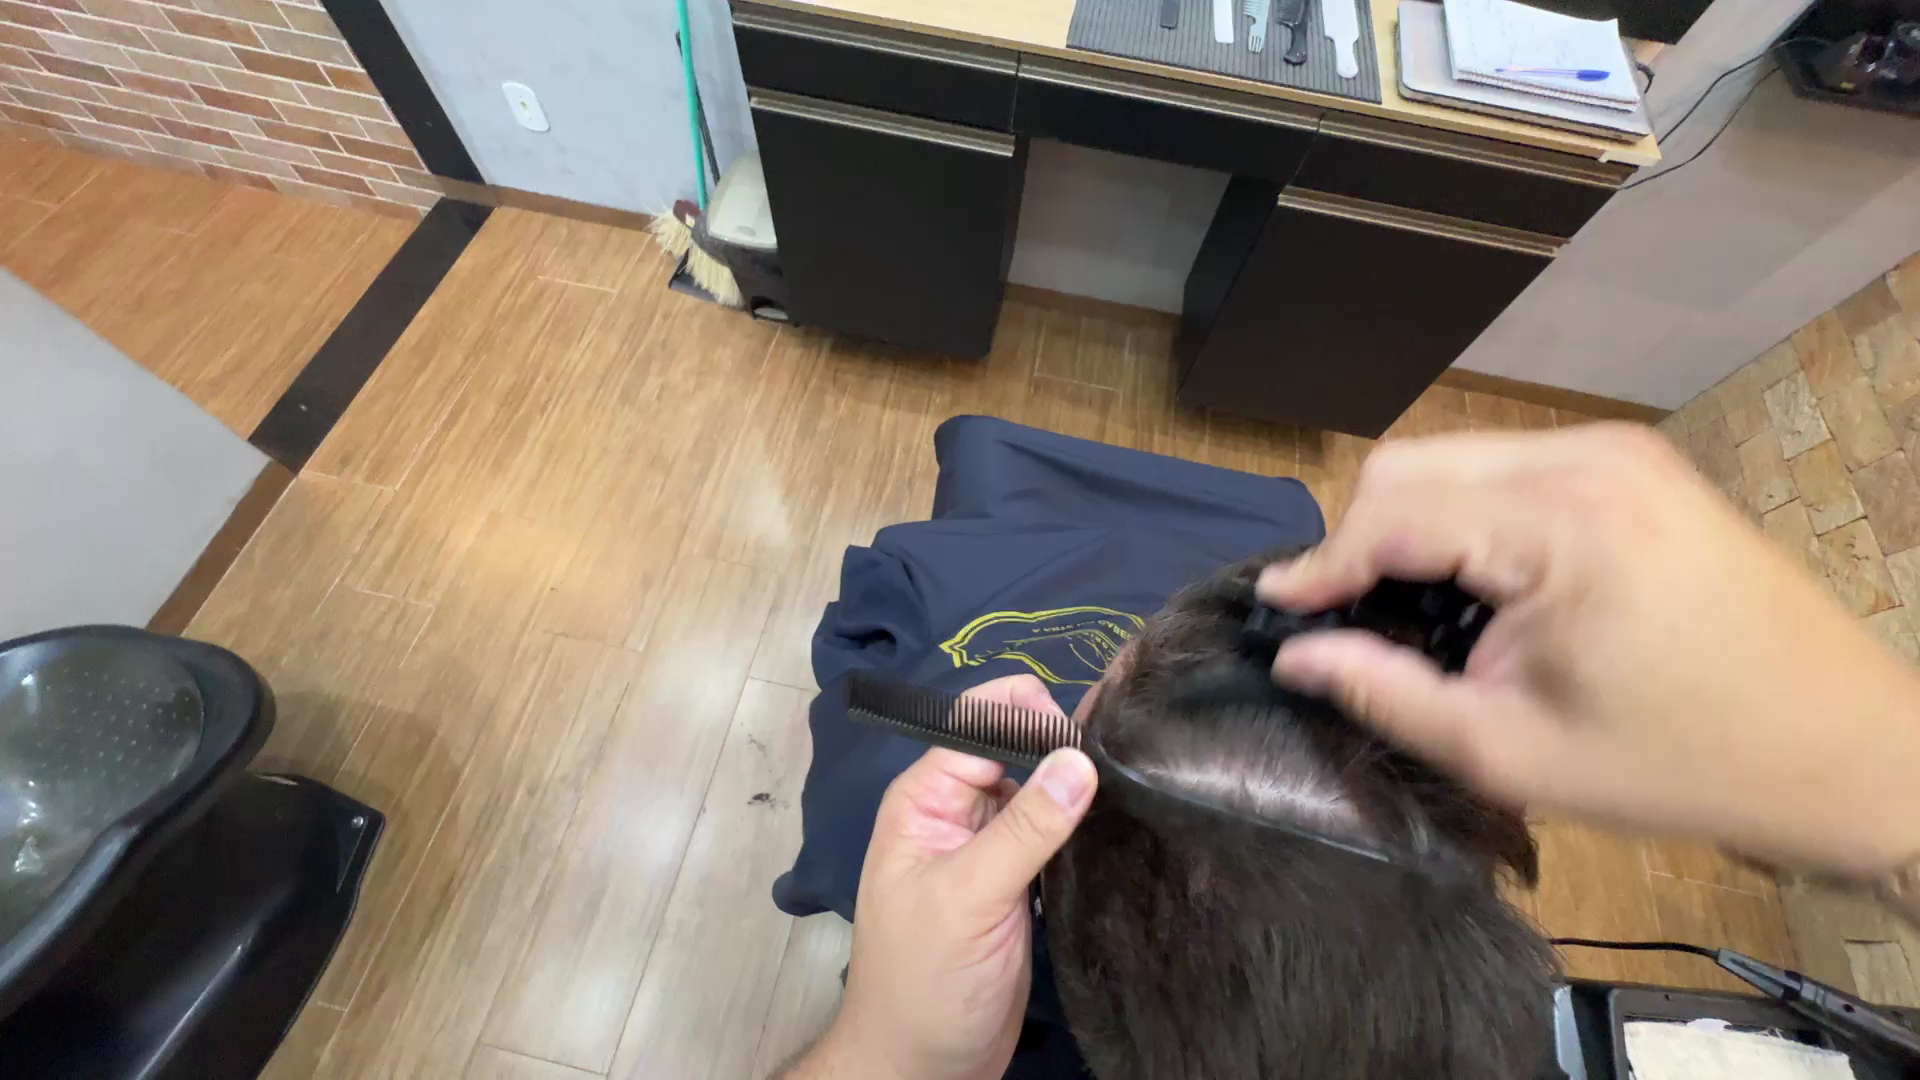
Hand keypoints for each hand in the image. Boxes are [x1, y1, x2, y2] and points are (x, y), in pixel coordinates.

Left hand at [789, 675, 1096, 1079]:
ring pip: (1032, 782)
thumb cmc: (926, 979)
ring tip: (1125, 771)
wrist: (923, 1066)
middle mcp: (955, 806)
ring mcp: (987, 840)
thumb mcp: (969, 897)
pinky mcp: (1016, 873)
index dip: (1025, 715)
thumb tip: (1078, 759)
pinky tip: (1112, 809)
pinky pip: (1047, 824)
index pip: (975, 725)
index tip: (1083, 730)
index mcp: (926, 795)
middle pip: (1008, 745)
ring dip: (1069, 775)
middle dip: (1053, 739)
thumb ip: (1024, 828)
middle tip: (1115, 752)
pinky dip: (1075, 814)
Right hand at [1259, 422, 1919, 877]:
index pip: (1392, 517)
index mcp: (1565, 528)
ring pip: (1437, 458)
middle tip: (1348, 612)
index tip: (1275, 605)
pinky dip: (1445, 512)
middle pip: (1404, 468)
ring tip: (1402, 597)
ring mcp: (1608, 450)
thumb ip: (1381, 692)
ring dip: (1396, 522)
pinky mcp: (1619, 460)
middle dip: (1355, 539)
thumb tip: (1292, 654)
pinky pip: (1485, 465)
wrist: (1857, 753)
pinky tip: (1461, 571)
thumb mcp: (1506, 750)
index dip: (1320, 564)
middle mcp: (1583, 461)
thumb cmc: (1678, 763)